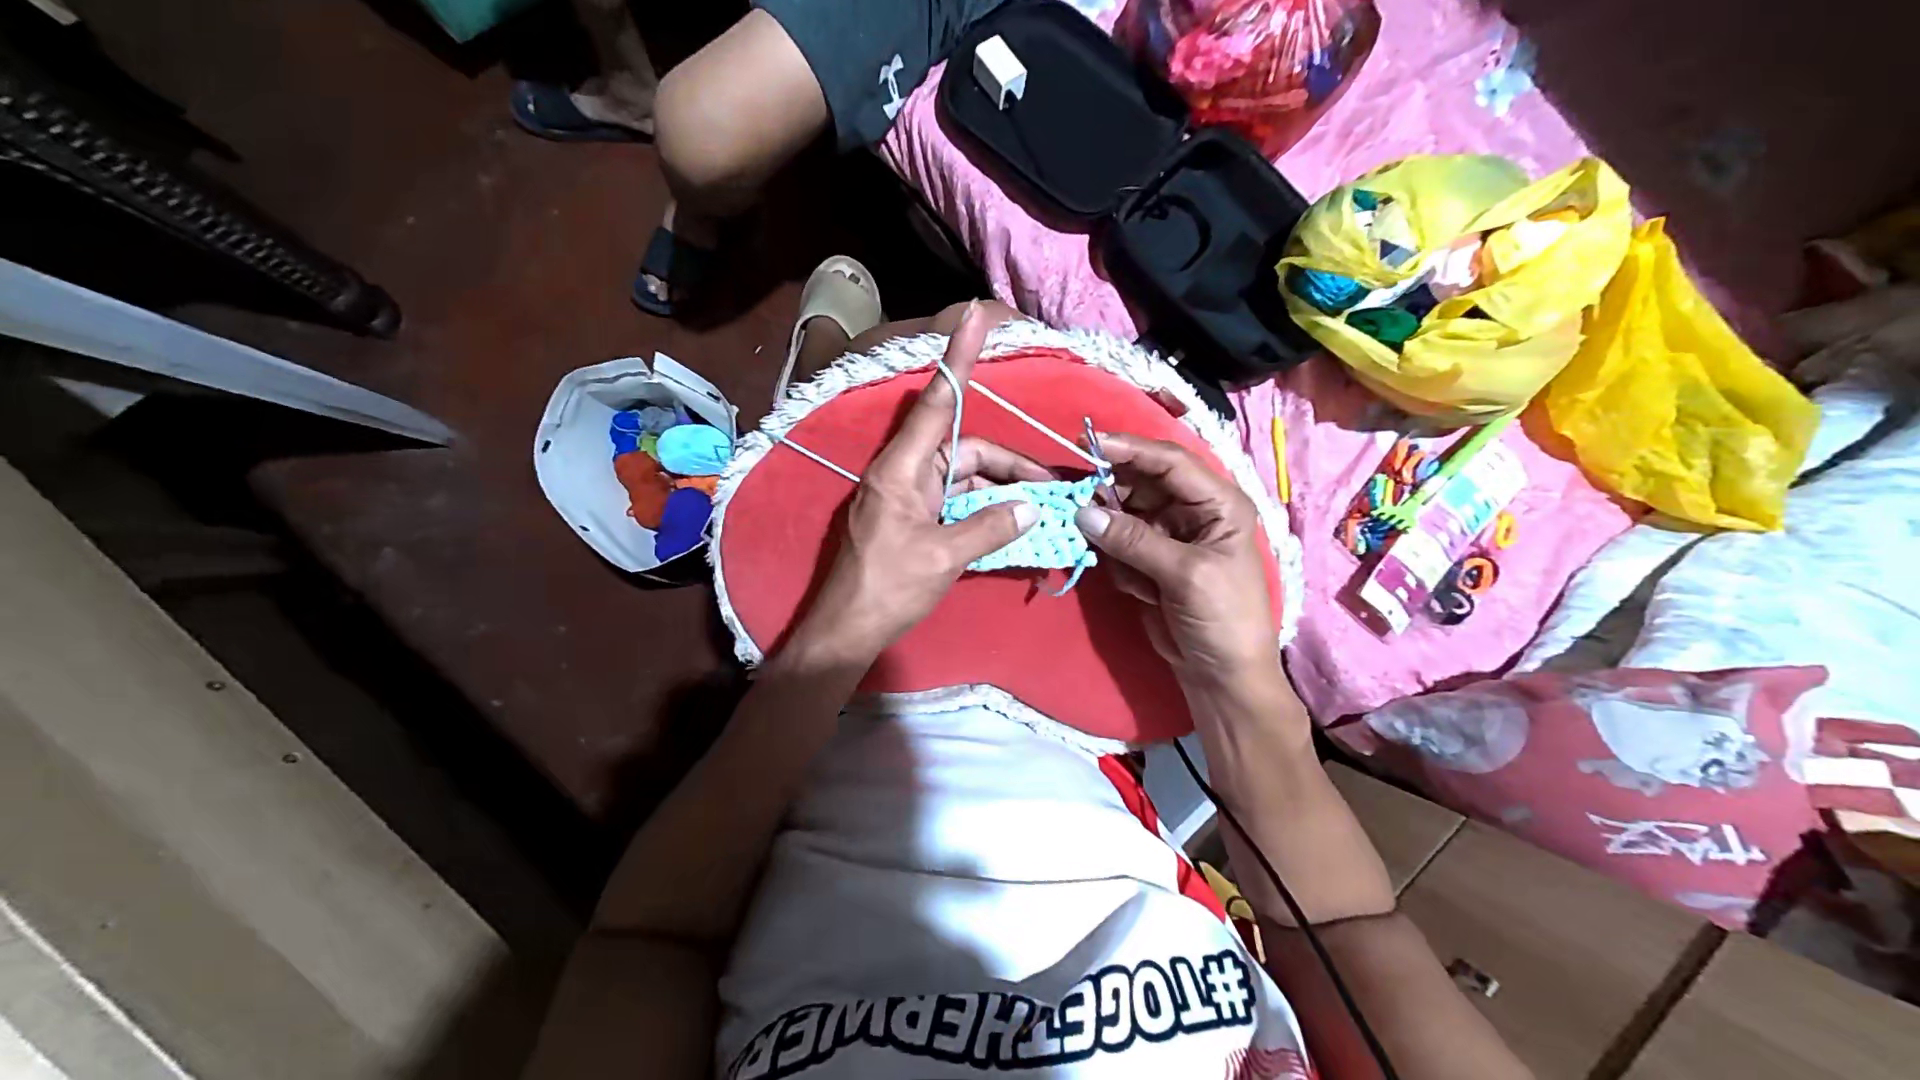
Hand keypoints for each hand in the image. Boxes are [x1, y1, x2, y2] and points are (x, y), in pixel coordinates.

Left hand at [791, 303, 1048, 664]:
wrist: (849, 630)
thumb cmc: (889, 588)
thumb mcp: (943, 557)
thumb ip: (990, 528)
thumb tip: (1031, 507)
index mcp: (903, 469)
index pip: (937, 402)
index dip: (958, 358)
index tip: (974, 317)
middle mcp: (907, 473)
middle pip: (966, 450)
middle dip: (1010, 466)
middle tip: (1052, 489)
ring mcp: (910, 497)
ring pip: (966, 479)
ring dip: (1001, 492)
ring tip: (1041, 511)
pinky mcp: (915, 520)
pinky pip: (958, 502)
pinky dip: (985, 512)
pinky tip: (1014, 526)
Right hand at [1073, 433, 1279, 691]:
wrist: (1223, 676)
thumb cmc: (1224, 619)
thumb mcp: (1185, 575)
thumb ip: (1135, 540)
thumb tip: (1083, 512)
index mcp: (1218, 503)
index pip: (1170, 462)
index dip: (1130, 449)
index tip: (1088, 444)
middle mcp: (1192, 511)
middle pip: (1140, 483)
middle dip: (1110, 493)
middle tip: (1076, 500)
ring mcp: (1168, 535)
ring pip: (1123, 513)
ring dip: (1110, 532)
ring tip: (1116, 560)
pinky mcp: (1148, 559)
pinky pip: (1117, 543)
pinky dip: (1116, 560)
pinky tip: (1138, 590)